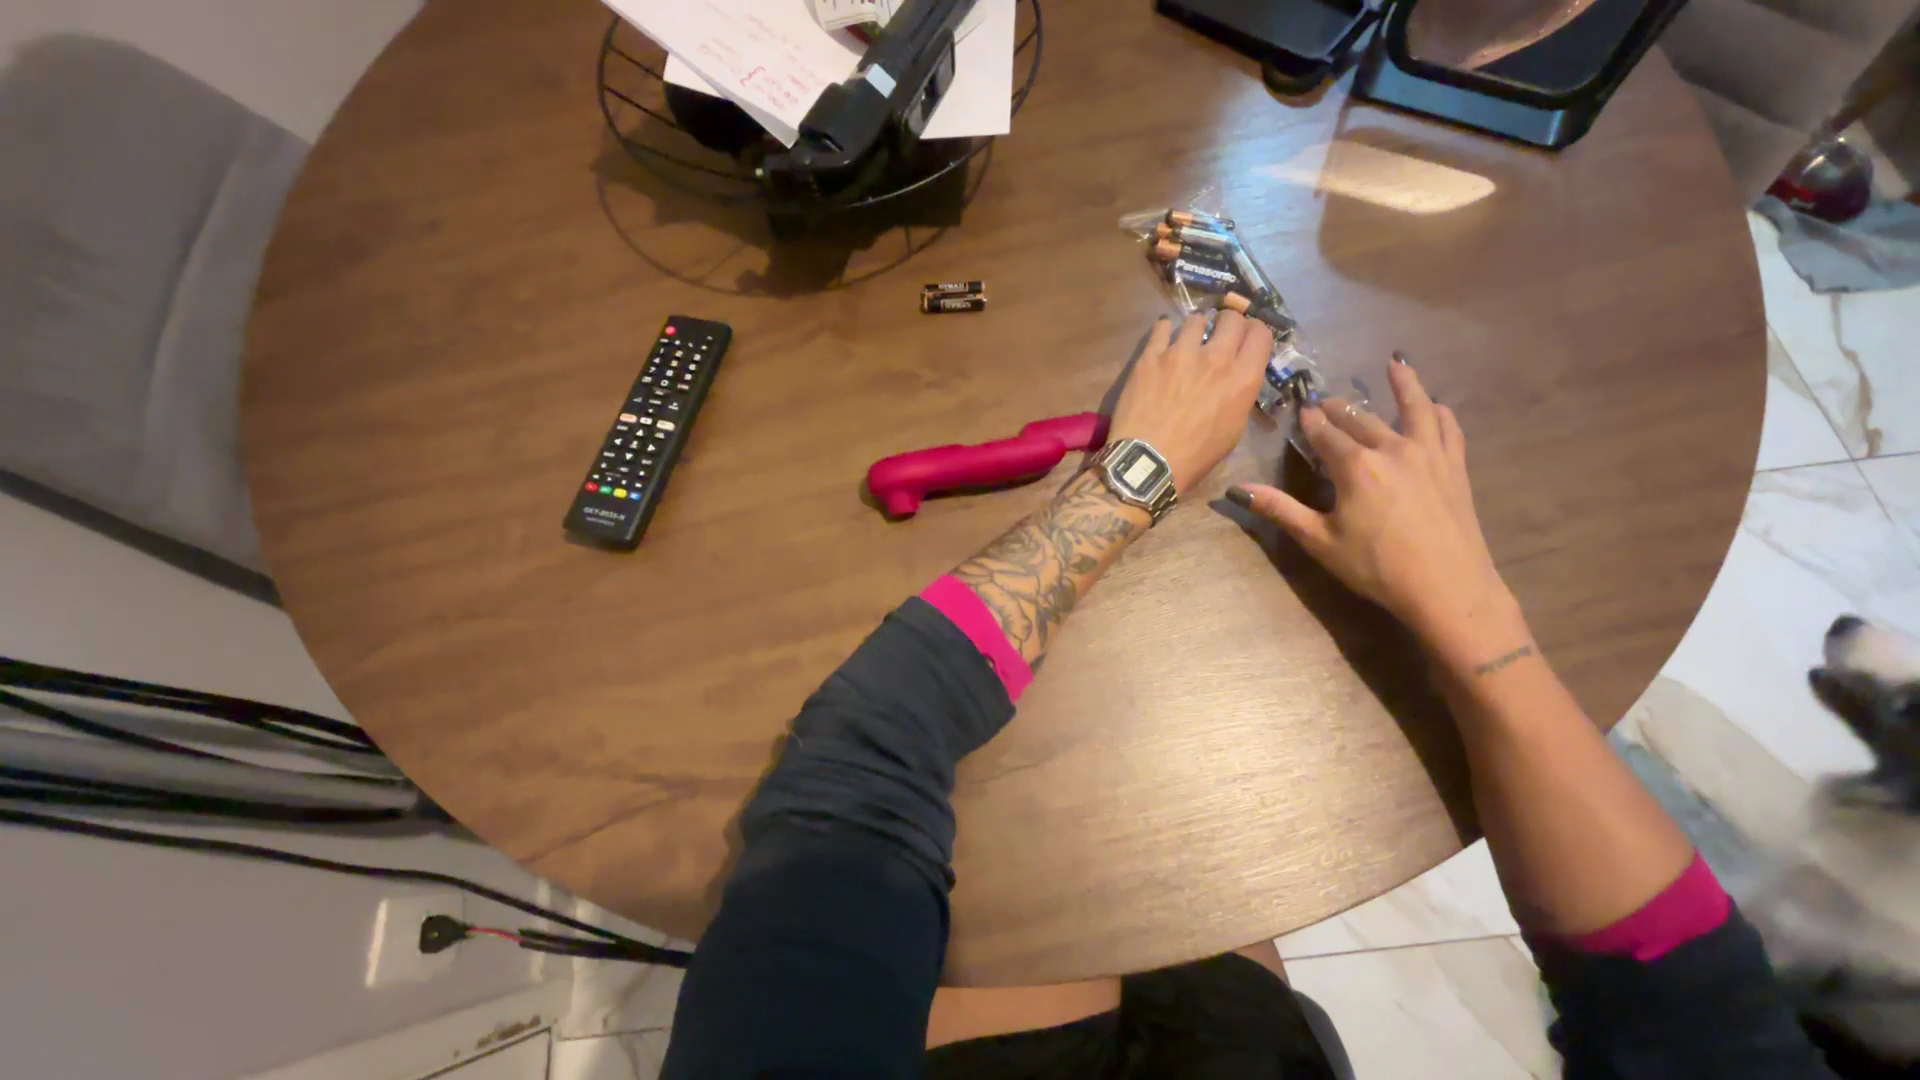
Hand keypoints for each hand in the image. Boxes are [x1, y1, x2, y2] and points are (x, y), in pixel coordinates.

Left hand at [1108, 311, 1273, 495]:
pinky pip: (1161, 327)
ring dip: (1197, 327)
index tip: (1247, 340)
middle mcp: (1216, 358)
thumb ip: (1239, 394)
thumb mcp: (1233, 430)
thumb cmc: (1195, 456)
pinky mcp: (1150, 356)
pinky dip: (1165, 331)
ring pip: (1196, 318)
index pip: (1261, 334)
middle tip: (1220, 335)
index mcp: (1242, 379)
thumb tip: (1237, 377)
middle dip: (1229, 323)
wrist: (1148, 462)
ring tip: (1189, 340)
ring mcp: (1180, 353)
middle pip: (1232, 318)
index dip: (1255, 333)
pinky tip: (1164, 340)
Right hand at [1229, 359, 1525, 661]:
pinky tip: (1436, 406)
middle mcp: (1393, 448)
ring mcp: (1429, 454)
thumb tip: (1237, 490)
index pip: (1326, 433)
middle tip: (1326, 401)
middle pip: (1361, 418)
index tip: (1302, 410)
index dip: (1311, 421)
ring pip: (1413, 409)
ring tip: (1395, 365)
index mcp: (1356, 466)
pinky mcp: (1455, 467)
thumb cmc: (1376, 567)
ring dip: (1402, 385)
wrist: (1447, 588)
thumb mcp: (1320, 541)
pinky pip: (1449, 428)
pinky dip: (1439, 412)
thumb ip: (1280, 509)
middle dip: (1340, 408)